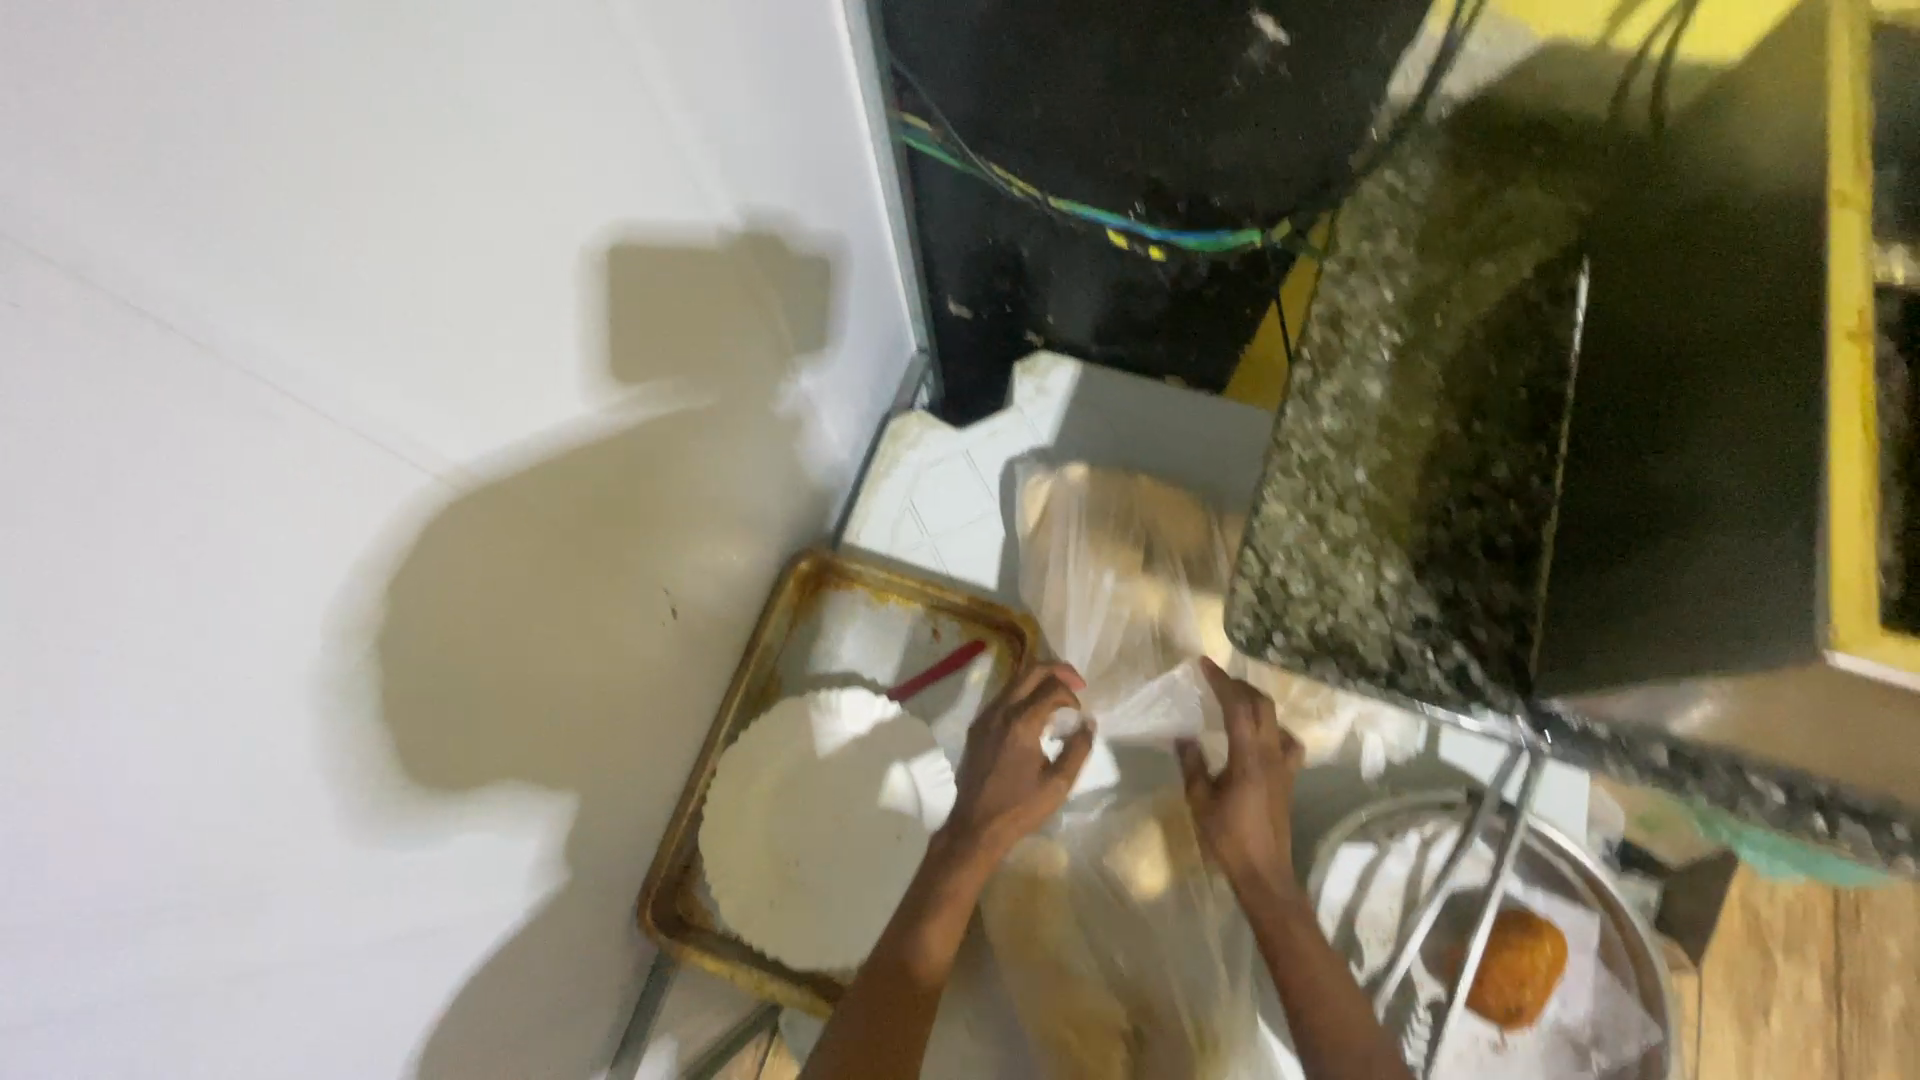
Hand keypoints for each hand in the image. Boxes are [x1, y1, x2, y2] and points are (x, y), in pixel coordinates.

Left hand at [937, 662, 1094, 864]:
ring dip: (1038, 681)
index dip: (1071, 694)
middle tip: (1076, 683)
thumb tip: (1088, 723)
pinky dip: (1022, 694)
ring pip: (1013, 681)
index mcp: (1021, 723)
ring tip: (1057, 697)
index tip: (1079, 713)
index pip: (1051, 688)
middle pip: (1029, 670)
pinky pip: (1002, 697)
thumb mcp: (1059, 784)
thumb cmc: (1020, 807)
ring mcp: (984, 717)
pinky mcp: (976, 727)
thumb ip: (1078, 749)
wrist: (975, 825)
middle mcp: (1000, 711)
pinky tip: (1034, 714)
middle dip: (1056, 670)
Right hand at [1177, 657, 1305, 900]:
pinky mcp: (1288, 778)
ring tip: (1234, 702)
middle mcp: (1271, 755)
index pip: (1237, 707)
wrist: (1264, 872)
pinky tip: (1260, 737)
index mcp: (1248, 757)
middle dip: (1239, 686)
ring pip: (1276, 720)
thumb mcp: (1199, 799)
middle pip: (1262, 705)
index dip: (1221, 682)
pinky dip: (1272, 729)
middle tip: (1216, 679)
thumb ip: (1191, 763)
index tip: (1204, 665)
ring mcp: (1284, 766)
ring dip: (1255, 703)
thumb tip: (1183, 736)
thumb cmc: (1227, 837)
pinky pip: (1287, 742)